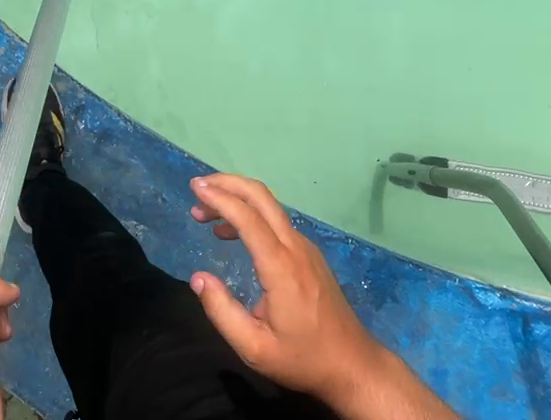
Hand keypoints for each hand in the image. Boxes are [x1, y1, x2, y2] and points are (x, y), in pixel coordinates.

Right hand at [189, 174, 456, 419]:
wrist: (355, 366)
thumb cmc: (303, 359)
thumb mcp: (255, 348)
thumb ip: (222, 312)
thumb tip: (197, 278)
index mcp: (281, 267)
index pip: (247, 217)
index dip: (220, 198)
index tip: (195, 187)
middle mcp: (295, 247)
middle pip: (261, 196)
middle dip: (228, 184)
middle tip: (198, 187)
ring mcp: (305, 248)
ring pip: (269, 206)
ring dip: (237, 199)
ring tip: (205, 214)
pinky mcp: (309, 254)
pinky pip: (276, 221)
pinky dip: (250, 214)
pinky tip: (232, 233)